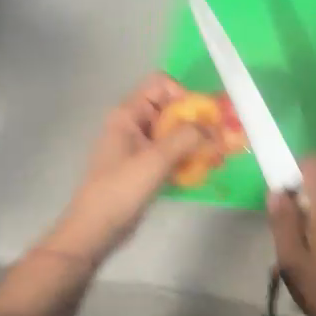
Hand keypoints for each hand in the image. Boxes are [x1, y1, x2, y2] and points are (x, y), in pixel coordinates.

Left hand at [46, 74, 203, 260]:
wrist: (95, 231)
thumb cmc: (120, 190)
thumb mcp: (155, 160)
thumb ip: (186, 137)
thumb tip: (215, 127)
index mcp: (129, 114)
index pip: (162, 85)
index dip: (184, 95)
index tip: (200, 119)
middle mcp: (135, 124)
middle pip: (172, 108)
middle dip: (198, 121)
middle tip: (219, 140)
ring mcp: (141, 146)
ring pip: (176, 132)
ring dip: (197, 141)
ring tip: (217, 157)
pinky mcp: (147, 166)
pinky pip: (174, 152)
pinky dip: (189, 157)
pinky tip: (205, 170)